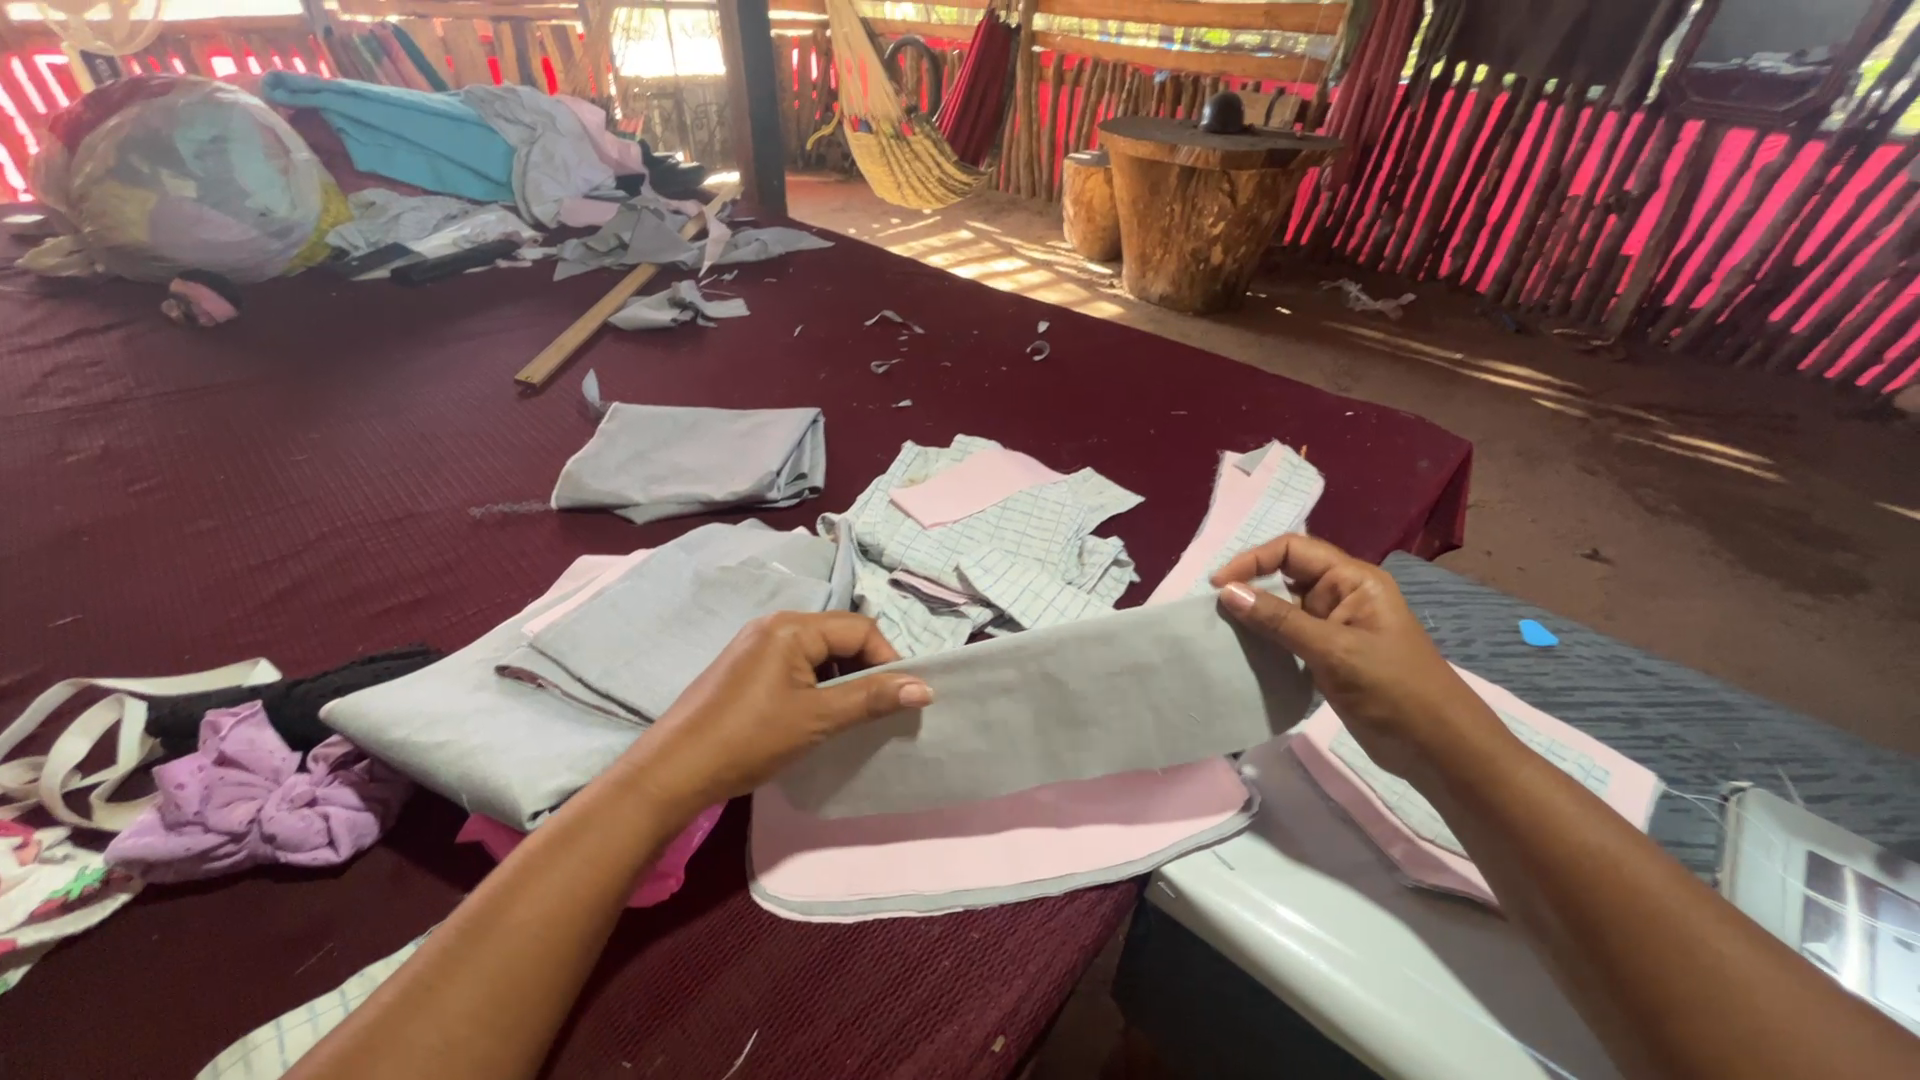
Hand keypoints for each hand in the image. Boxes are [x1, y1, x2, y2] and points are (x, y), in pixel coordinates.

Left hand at [619, 612, 931, 814]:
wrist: (676, 769)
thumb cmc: (751, 738)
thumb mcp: (818, 718)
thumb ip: (872, 698)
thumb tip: (925, 688)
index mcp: (793, 627)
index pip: (860, 629)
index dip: (888, 660)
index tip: (901, 698)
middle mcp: (775, 624)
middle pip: (840, 636)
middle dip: (866, 669)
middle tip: (879, 709)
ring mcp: (756, 644)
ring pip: (818, 652)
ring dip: (841, 679)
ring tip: (850, 716)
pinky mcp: (745, 667)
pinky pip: (796, 664)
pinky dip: (816, 684)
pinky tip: (817, 715)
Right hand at [1211, 534, 1505, 783]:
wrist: (1435, 746)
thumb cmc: (1393, 687)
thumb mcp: (1333, 650)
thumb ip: (1278, 620)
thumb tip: (1227, 592)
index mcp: (1353, 580)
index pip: (1294, 550)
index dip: (1253, 560)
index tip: (1218, 585)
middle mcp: (1342, 596)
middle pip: (1285, 575)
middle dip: (1249, 585)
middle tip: (1211, 608)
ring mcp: (1334, 628)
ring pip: (1283, 608)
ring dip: (1253, 615)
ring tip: (1219, 630)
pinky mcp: (1327, 657)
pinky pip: (1287, 637)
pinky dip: (1263, 640)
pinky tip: (1241, 652)